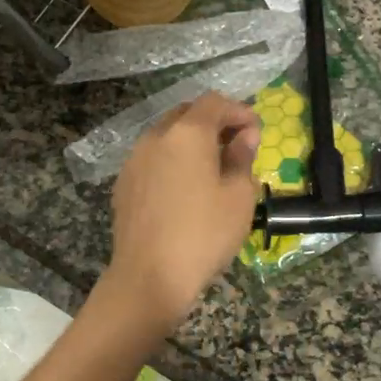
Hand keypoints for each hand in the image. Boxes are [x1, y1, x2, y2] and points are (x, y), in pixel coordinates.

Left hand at [102, 92, 260, 332]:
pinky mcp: (124, 183)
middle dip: (214, 122)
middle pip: (187, 113)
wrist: (148, 278)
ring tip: (213, 166)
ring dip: (191, 140)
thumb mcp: (239, 196)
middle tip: (237, 144)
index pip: (215, 102)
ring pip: (167, 134)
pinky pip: (153, 157)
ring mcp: (135, 159)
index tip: (256, 131)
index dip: (239, 111)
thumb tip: (246, 135)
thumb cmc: (204, 234)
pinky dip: (173, 159)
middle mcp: (157, 137)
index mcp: (188, 133)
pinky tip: (185, 186)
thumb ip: (242, 158)